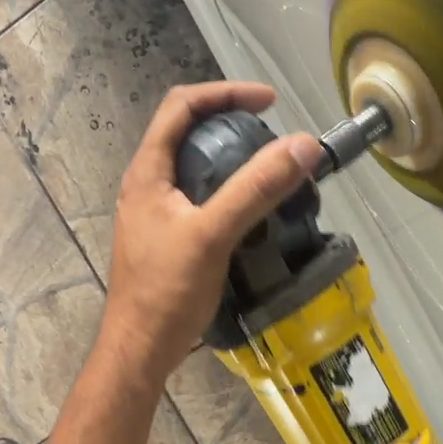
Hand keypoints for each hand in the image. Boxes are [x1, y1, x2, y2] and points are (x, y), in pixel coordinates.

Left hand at [102, 82, 323, 378]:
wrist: (139, 350)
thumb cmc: (166, 293)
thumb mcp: (212, 235)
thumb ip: (255, 189)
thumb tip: (302, 146)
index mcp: (146, 174)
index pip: (179, 107)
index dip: (224, 93)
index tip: (268, 103)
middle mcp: (143, 188)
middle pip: (184, 133)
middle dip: (228, 123)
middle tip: (269, 135)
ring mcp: (151, 217)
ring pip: (191, 170)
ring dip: (226, 159)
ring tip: (265, 169)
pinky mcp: (163, 243)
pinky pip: (195, 201)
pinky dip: (222, 192)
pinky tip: (248, 212)